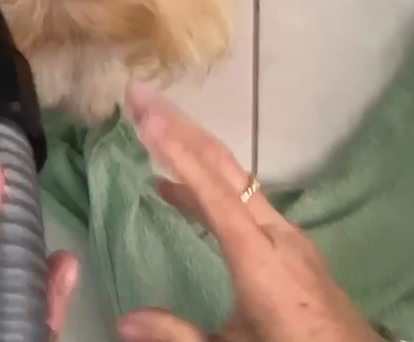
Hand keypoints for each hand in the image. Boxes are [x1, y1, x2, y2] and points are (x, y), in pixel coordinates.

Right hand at [116, 84, 382, 341]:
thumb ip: (179, 334)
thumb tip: (122, 320)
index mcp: (259, 256)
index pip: (211, 190)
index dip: (176, 151)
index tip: (145, 115)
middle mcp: (275, 233)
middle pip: (223, 165)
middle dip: (179, 126)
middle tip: (140, 95)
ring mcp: (287, 236)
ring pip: (233, 176)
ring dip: (191, 145)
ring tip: (150, 123)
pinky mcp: (291, 247)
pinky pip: (243, 197)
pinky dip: (206, 178)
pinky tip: (176, 188)